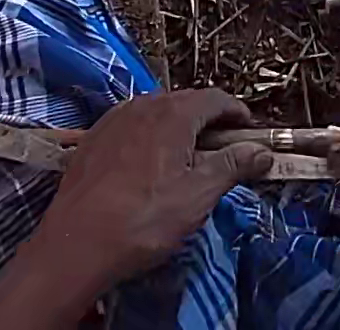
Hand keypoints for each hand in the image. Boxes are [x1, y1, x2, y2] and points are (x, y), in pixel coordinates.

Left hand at [31, 90, 270, 292]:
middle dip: (210, 119)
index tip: (250, 131)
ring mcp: (117, 116)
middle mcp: (145, 104)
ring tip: (189, 155)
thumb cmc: (144, 218)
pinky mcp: (97, 132)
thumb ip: (231, 166)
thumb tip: (262, 151)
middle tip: (225, 146)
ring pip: (158, 110)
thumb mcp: (197, 196)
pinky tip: (150, 160)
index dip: (237, 112)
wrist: (77, 240)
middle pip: (187, 101)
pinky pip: (134, 122)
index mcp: (174, 113)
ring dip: (179, 124)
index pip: (215, 99)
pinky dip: (152, 132)